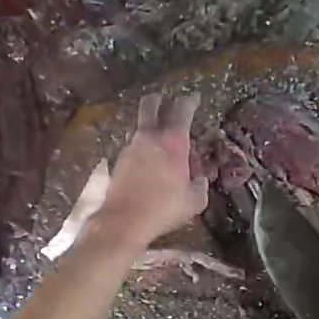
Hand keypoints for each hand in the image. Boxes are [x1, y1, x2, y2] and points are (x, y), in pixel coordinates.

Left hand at [89, 93, 208, 248]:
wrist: (124, 220)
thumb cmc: (165, 209)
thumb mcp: (194, 200)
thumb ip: (200, 184)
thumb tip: (199, 177)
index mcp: (173, 142)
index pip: (182, 110)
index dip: (190, 101)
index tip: (194, 98)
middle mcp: (150, 138)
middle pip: (151, 105)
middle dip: (159, 99)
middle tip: (166, 101)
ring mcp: (131, 147)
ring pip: (141, 127)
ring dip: (150, 126)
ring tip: (159, 138)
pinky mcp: (118, 161)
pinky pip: (133, 146)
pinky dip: (142, 147)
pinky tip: (147, 161)